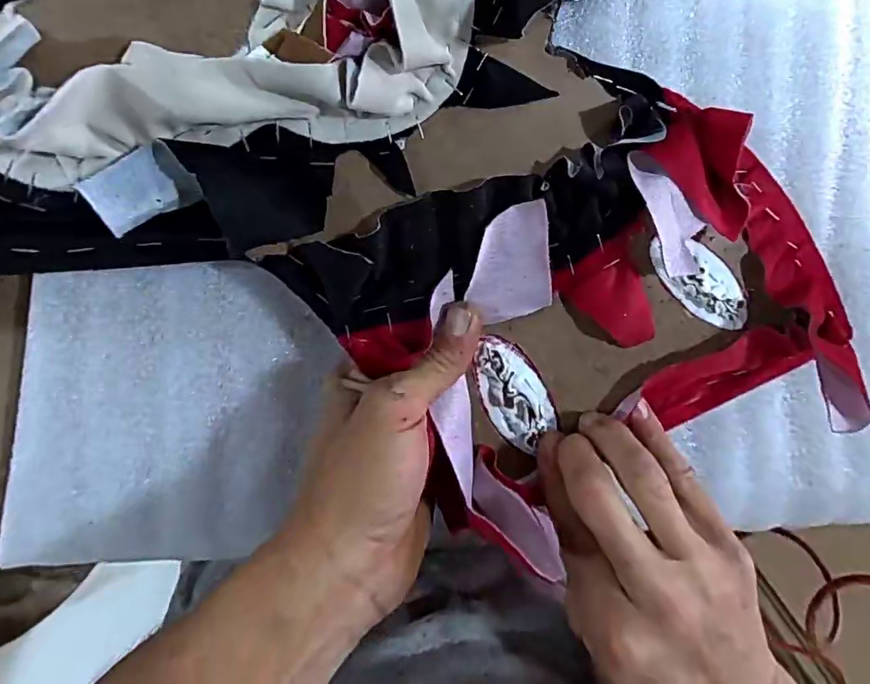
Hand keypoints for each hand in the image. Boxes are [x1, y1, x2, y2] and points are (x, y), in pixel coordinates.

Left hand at [105, 305, 482, 683]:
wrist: (351, 573)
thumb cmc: (361, 482)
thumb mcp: (396, 409)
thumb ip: (435, 362)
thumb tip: (469, 309)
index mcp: (360, 374)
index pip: (407, 327)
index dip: (444, 314)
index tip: (486, 296)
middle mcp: (382, 396)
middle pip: (433, 359)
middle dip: (468, 350)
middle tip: (512, 329)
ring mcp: (406, 431)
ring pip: (449, 394)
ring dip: (477, 385)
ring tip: (518, 357)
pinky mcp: (429, 462)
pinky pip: (458, 429)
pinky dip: (478, 420)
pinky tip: (510, 399)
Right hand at [538, 402, 788, 683]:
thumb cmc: (651, 666)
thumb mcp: (598, 633)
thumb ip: (577, 559)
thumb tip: (554, 476)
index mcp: (616, 629)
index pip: (573, 535)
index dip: (555, 482)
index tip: (546, 449)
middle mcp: (659, 592)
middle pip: (604, 499)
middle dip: (579, 455)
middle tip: (567, 433)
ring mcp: (701, 562)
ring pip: (647, 477)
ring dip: (614, 438)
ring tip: (594, 421)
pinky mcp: (729, 541)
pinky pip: (687, 477)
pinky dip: (658, 439)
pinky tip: (636, 413)